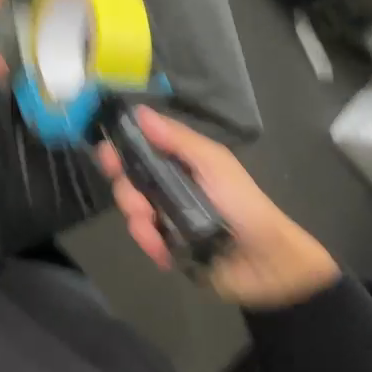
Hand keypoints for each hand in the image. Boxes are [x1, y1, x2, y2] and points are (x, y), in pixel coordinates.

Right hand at [96, 108, 340, 308]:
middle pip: (128, 182)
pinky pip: (146, 241)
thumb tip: (139, 111)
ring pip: (133, 212)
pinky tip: (163, 251)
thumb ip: (177, 139)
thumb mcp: (212, 163)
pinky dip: (150, 245)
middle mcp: (170, 186)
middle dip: (127, 193)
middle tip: (140, 205)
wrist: (265, 260)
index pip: (140, 149)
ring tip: (155, 233)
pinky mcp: (170, 246)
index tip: (106, 155)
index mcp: (181, 162)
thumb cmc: (242, 203)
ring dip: (138, 222)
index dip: (119, 151)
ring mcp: (168, 217)